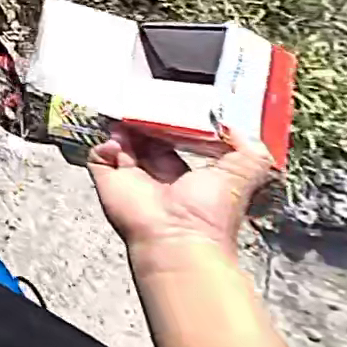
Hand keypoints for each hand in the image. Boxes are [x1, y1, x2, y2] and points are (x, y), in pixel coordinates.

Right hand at [87, 123, 276, 261]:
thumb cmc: (208, 215)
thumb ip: (248, 154)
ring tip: (128, 123)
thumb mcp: (239, 177)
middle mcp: (154, 177)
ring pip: (119, 144)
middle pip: (141, 140)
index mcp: (182, 177)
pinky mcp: (108, 181)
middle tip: (142, 108)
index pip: (170, 143)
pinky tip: (119, 145)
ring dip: (122, 130)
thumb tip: (242, 130)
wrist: (175, 240)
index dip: (167, 125)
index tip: (168, 107)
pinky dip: (105, 145)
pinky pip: (98, 156)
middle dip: (141, 123)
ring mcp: (129, 179)